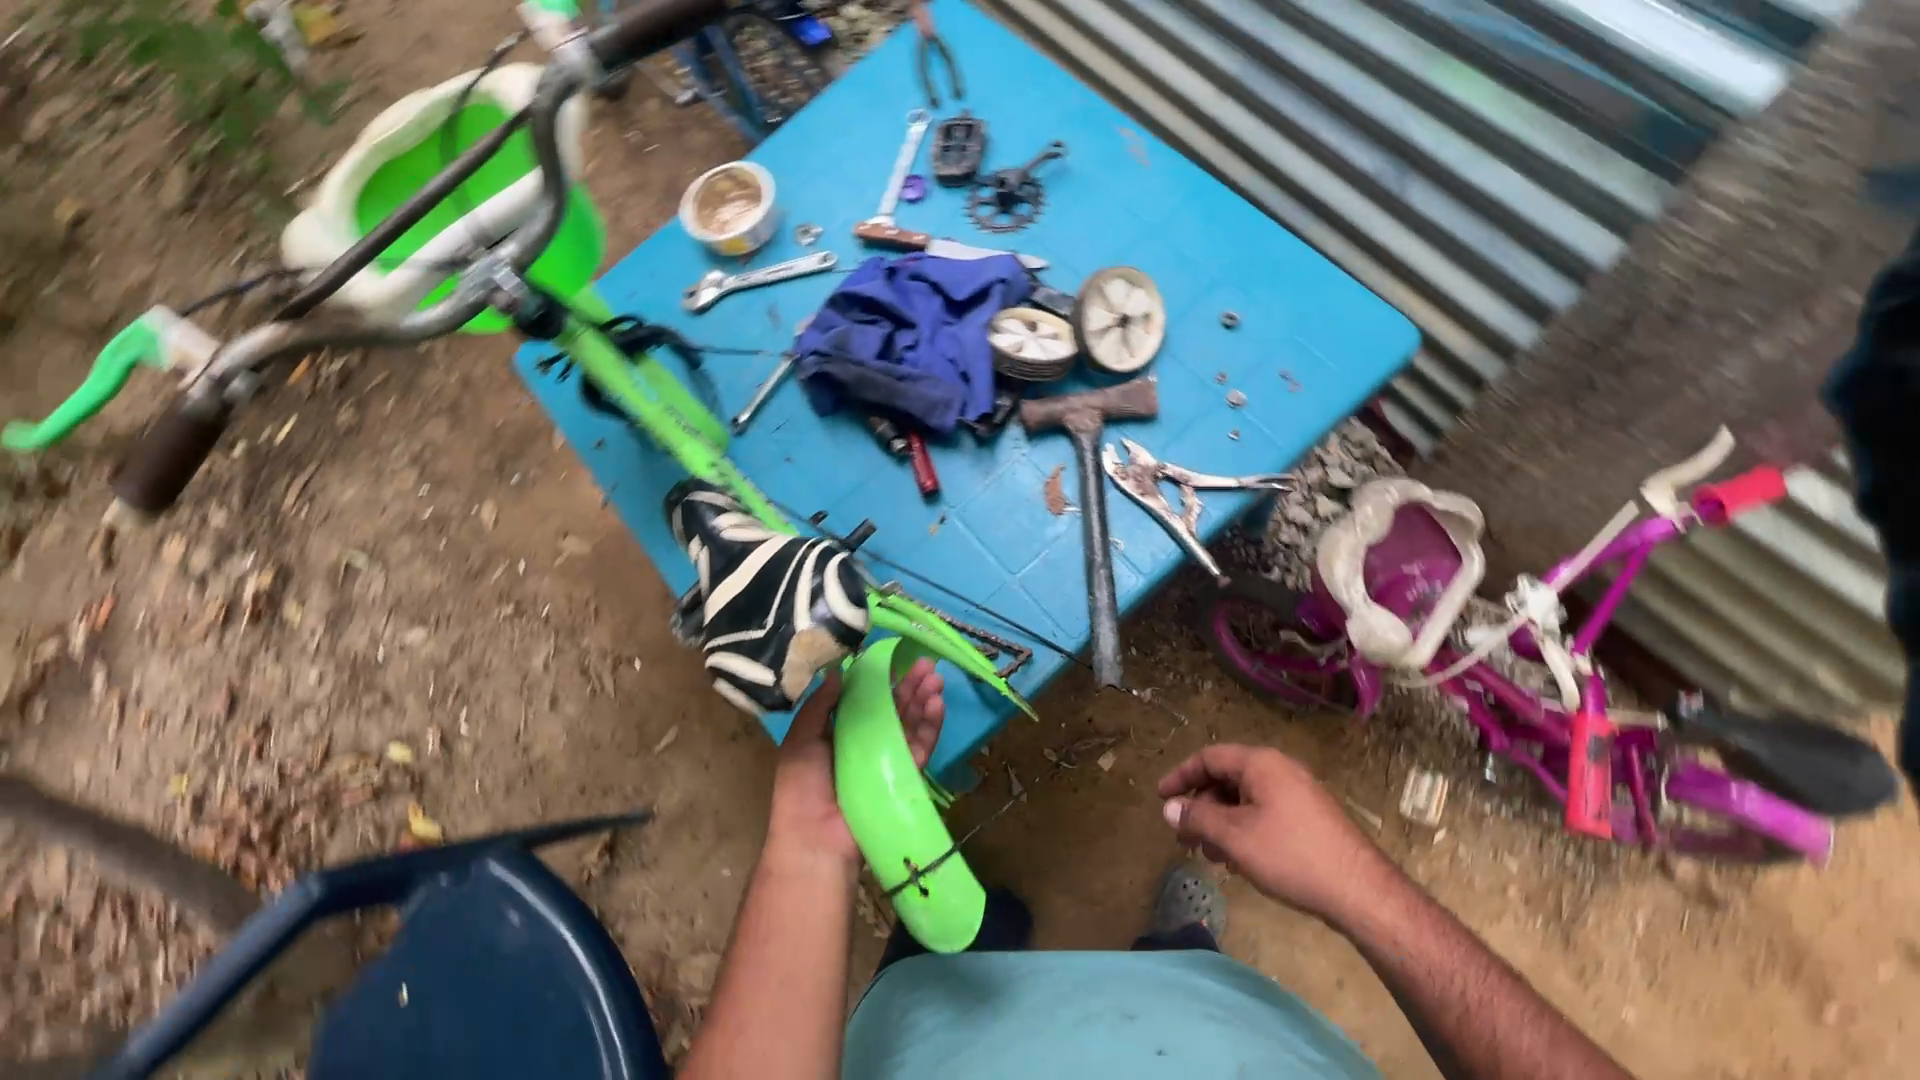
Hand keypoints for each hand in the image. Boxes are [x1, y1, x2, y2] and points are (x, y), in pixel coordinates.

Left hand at [766, 658, 945, 873]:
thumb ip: (819, 706)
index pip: (865, 701)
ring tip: (936, 679)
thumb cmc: (801, 786)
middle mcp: (865, 744)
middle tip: (928, 664)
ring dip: (924, 700)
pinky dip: (930, 726)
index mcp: (838, 734)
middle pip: (893, 709)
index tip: (896, 660)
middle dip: (910, 686)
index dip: (881, 681)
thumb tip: (838, 673)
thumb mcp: (800, 739)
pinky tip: (936, 705)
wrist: (815, 838)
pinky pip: (920, 747)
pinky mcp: (904, 776)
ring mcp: (886, 760)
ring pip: (910, 724)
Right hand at [1158, 744, 1390, 924]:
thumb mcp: (1234, 837)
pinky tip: (1241, 860)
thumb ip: (1197, 818)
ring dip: (1221, 823)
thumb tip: (1169, 808)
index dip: (1180, 777)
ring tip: (1212, 856)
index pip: (1209, 758)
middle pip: (1227, 778)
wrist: (1360, 890)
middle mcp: (1280, 770)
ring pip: (1245, 799)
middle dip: (1201, 807)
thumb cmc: (1290, 855)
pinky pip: (1265, 812)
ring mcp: (1298, 793)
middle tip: (1185, 838)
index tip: (1161, 799)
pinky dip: (1244, 829)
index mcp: (1260, 764)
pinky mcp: (1310, 817)